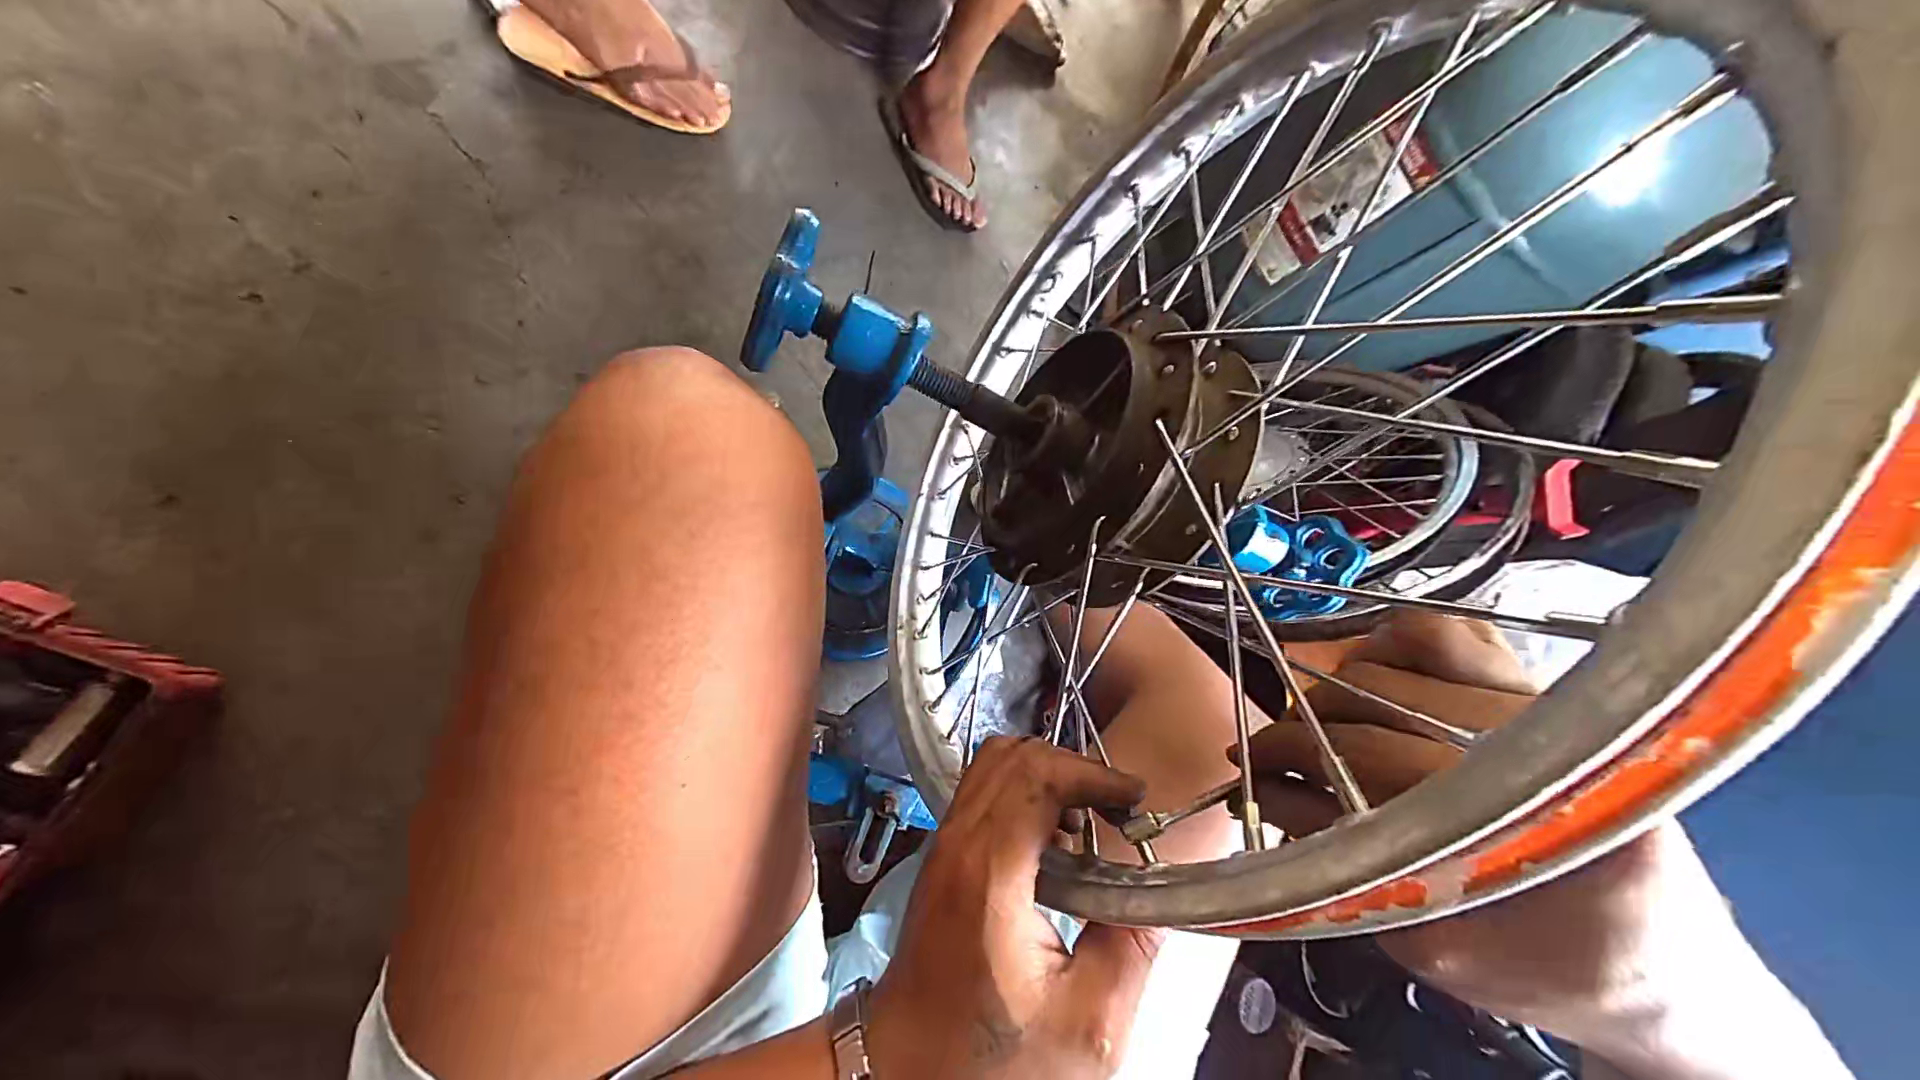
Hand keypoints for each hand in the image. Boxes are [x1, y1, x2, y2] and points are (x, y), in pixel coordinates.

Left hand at [865, 736, 1161, 1078]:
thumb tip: (1158, 894)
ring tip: (1085, 821)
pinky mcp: (943, 856)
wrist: (906, 1068)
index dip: (1092, 774)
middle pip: (1015, 755)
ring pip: (994, 764)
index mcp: (988, 873)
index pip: (1036, 774)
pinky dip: (1022, 791)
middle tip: (1113, 806)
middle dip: (1072, 767)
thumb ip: (1130, 950)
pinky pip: (983, 790)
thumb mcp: (1085, 1025)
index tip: (1131, 797)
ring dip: (1045, 775)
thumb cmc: (986, 1060)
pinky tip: (1052, 842)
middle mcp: (958, 843)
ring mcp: (944, 845)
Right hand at [1245, 612, 1849, 1078]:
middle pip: (1375, 694)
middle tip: (1273, 754)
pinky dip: (1395, 642)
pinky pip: (1451, 630)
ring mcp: (1553, 702)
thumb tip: (1266, 789)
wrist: (1663, 964)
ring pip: (1400, 651)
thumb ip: (1346, 866)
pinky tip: (1375, 679)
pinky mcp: (1544, 688)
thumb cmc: (1546, 966)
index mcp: (1535, 812)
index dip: (1293, 750)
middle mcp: (1553, 737)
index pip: (1373, 751)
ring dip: (1340, 686)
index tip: (1249, 764)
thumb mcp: (1433, 941)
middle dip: (1303, 722)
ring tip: (1324, 726)